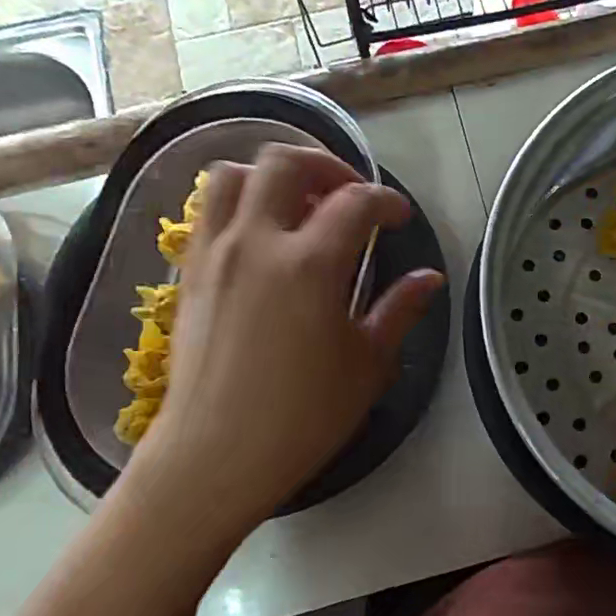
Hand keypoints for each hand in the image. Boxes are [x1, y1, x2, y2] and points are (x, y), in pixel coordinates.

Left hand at [126, 145, 444, 534]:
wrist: (215, 453)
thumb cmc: (301, 419)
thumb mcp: (365, 366)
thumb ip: (398, 311)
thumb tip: (427, 279)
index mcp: (310, 264)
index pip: (356, 202)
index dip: (386, 202)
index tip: (397, 219)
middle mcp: (257, 241)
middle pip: (286, 161)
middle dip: (326, 164)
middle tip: (347, 195)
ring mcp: (214, 253)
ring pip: (234, 175)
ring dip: (271, 176)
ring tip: (295, 205)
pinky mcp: (188, 273)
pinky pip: (206, 212)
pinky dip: (237, 204)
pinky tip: (258, 238)